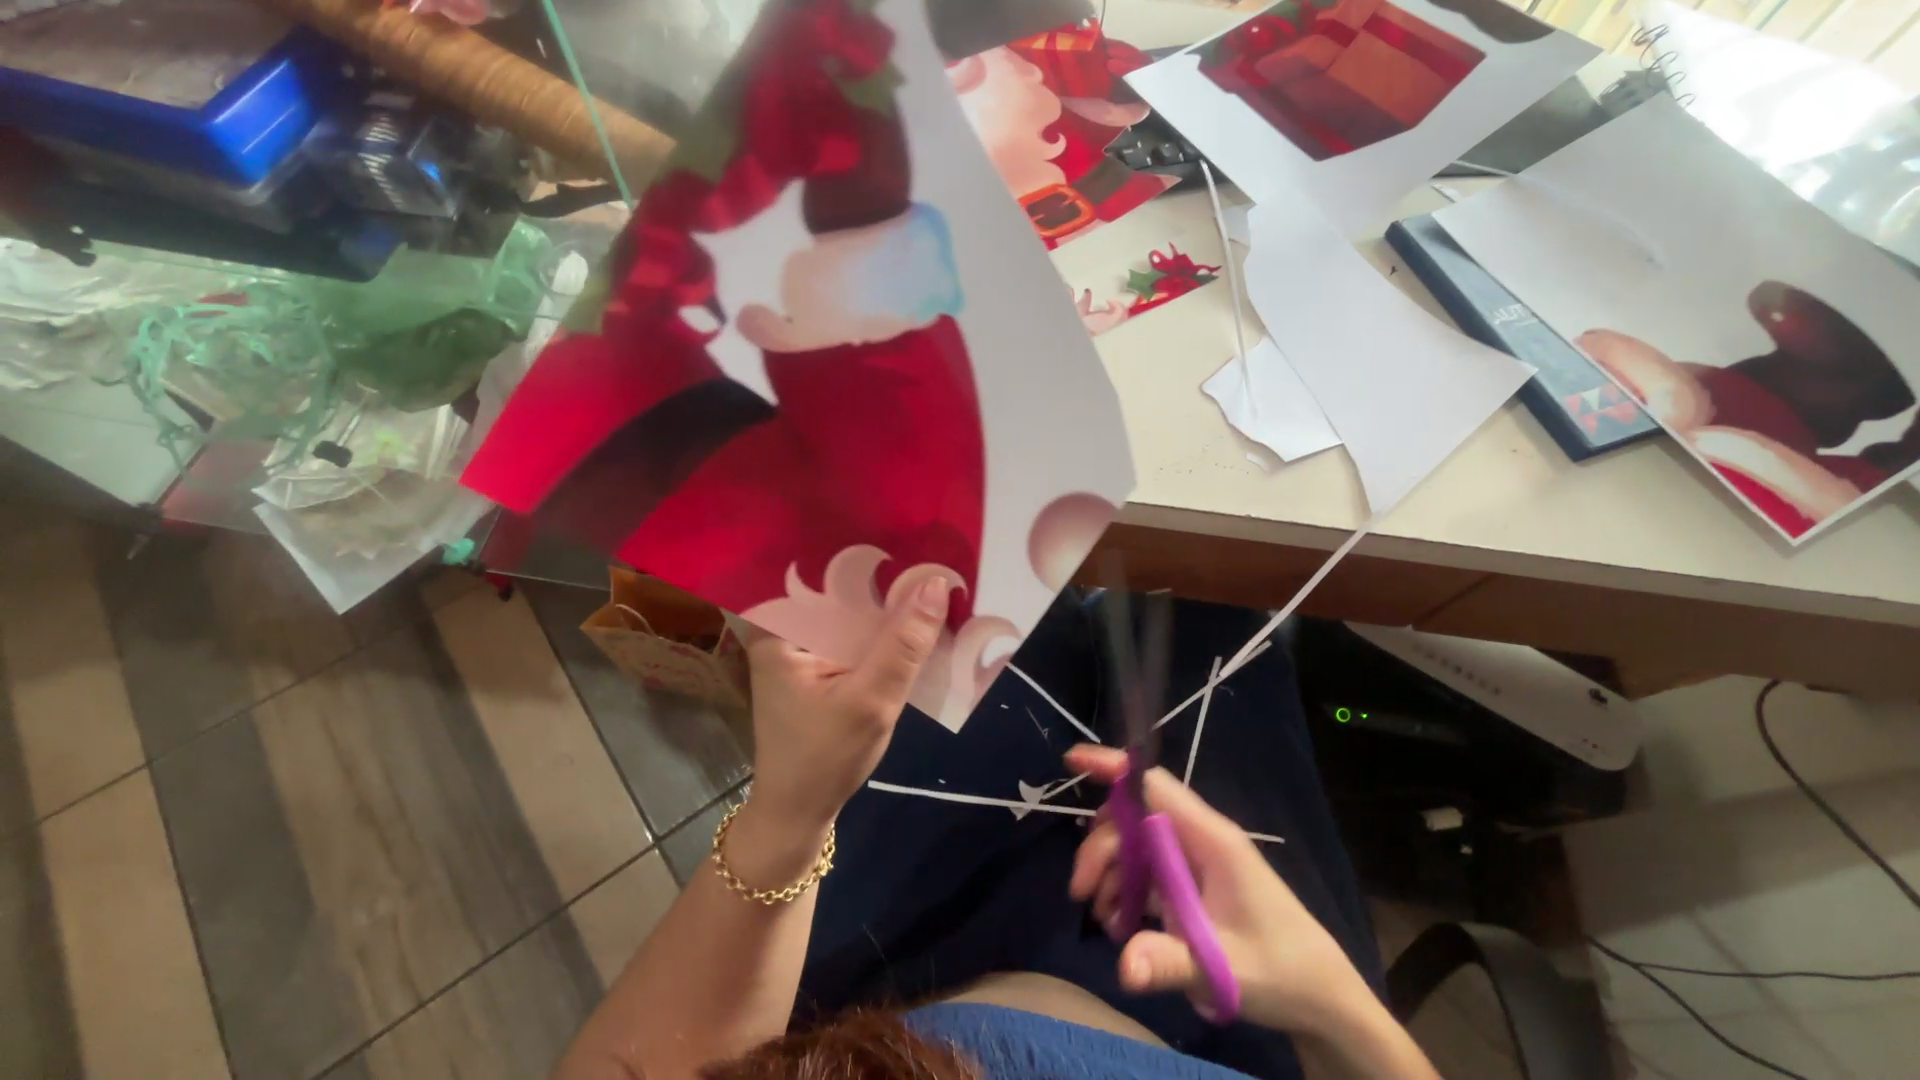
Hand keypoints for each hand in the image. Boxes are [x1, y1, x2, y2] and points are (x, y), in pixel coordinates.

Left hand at [743, 576, 950, 829]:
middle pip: (839, 591)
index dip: (867, 552)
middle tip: (932, 553)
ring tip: (930, 579)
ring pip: (851, 615)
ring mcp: (801, 651)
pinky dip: (881, 634)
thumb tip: (935, 582)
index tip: (911, 536)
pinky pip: (853, 638)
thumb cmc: (824, 758)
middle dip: (883, 578)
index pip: (822, 571)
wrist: (800, 813)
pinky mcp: (818, 668)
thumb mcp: (870, 700)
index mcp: (778, 629)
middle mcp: (783, 631)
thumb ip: (903, 644)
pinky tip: (915, 622)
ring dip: (886, 608)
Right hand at [1066, 745, 1375, 1036]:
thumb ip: (1170, 963)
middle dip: (1100, 850)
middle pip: (1132, 822)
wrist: (1320, 996)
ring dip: (1109, 877)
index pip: (1154, 786)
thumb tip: (1124, 967)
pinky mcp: (1189, 887)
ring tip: (1107, 922)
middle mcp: (1198, 841)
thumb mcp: (1223, 968)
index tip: (1071, 760)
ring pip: (1133, 848)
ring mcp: (1193, 863)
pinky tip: (1123, 930)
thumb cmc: (1280, 969)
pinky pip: (1144, 875)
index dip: (1112, 767)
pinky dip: (1124, 895)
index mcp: (1211, 839)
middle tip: (1081, 894)